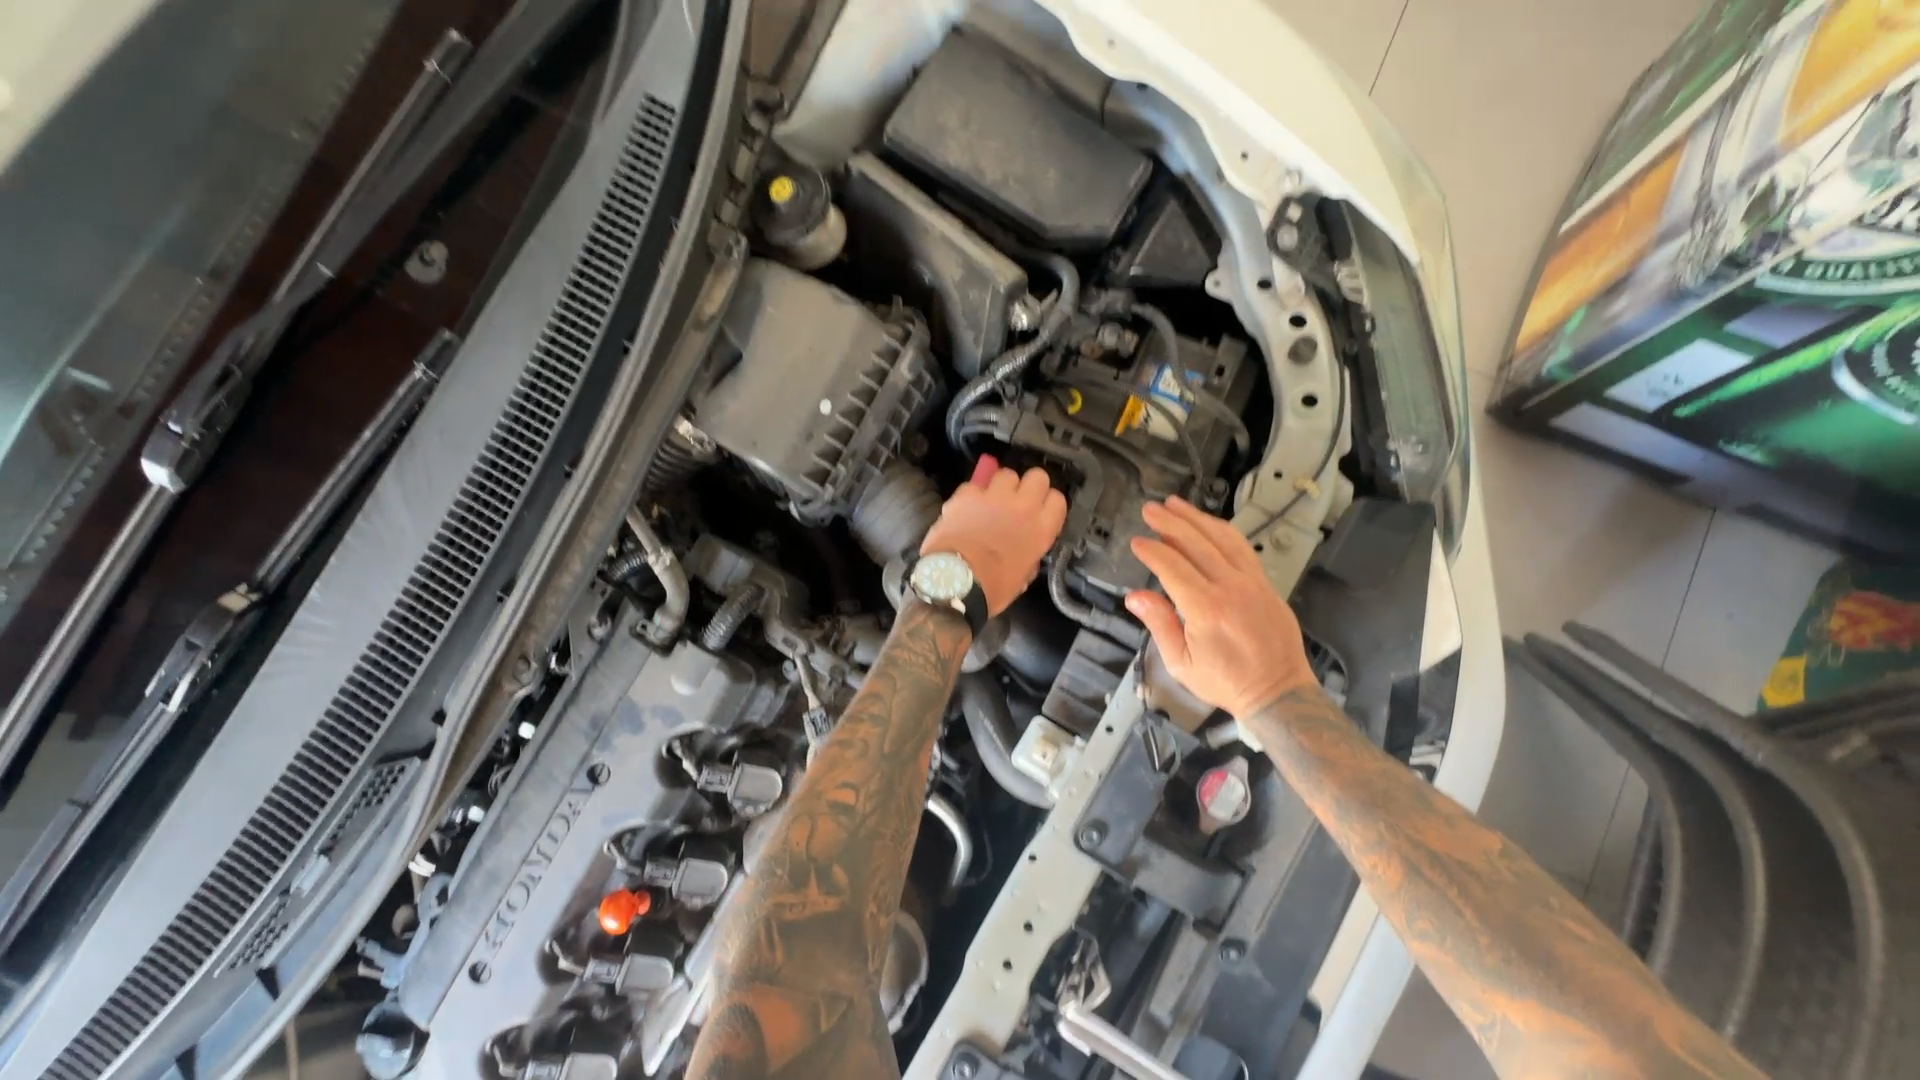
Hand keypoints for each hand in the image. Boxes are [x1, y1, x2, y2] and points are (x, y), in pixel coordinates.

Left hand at [922, 455, 1065, 614]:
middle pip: (1037, 476)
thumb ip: (1029, 556)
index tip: (1040, 512)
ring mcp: (995, 497)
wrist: (956, 581)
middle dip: (1029, 485)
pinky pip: (975, 484)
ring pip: (1006, 474)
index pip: (1057, 500)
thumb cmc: (993, 588)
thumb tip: (1025, 553)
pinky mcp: (967, 494)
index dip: (1048, 504)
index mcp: (1041, 530)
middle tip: (1019, 500)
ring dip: (1001, 485)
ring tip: (992, 500)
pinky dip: (972, 494)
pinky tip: (967, 507)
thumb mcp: (1022, 577)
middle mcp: (1023, 507)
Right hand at [1125, 496, 1317, 717]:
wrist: (1278, 691)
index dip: (1152, 551)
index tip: (1136, 541)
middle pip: (1196, 543)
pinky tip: (1208, 524)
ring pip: (1222, 538)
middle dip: (1169, 523)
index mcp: (1205, 609)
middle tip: (1149, 509)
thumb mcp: (1181, 663)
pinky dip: (1223, 531)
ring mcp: (1252, 582)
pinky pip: (1242, 548)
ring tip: (1175, 504)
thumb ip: (1159, 624)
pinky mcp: (1266, 583)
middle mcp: (1230, 587)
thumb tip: (1135, 596)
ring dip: (1196, 518)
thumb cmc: (1225, 682)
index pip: (1171, 567)